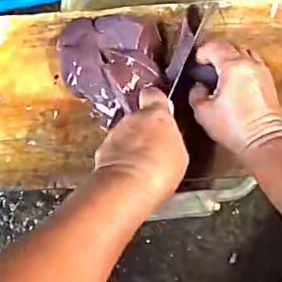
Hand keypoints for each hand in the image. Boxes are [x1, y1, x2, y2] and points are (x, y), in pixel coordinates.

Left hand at [92, 89, 186, 203]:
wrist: (127, 187)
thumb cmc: (160, 169)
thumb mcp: (179, 153)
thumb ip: (171, 137)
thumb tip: (166, 136)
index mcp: (155, 115)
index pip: (153, 94)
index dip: (156, 100)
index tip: (161, 108)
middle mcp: (131, 119)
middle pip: (138, 118)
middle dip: (143, 130)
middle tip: (153, 148)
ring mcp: (113, 134)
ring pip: (124, 135)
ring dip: (130, 146)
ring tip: (141, 165)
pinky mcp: (101, 151)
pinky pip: (113, 151)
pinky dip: (118, 159)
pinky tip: (128, 174)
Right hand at [189, 40, 281, 155]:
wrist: (265, 141)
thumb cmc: (236, 127)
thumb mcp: (203, 111)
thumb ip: (196, 93)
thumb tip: (198, 87)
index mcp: (233, 66)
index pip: (215, 46)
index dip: (202, 51)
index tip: (196, 61)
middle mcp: (251, 65)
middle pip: (231, 47)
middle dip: (217, 54)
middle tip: (205, 67)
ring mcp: (262, 73)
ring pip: (244, 54)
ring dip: (232, 59)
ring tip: (220, 74)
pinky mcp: (269, 83)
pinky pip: (253, 66)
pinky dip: (242, 68)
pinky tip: (233, 84)